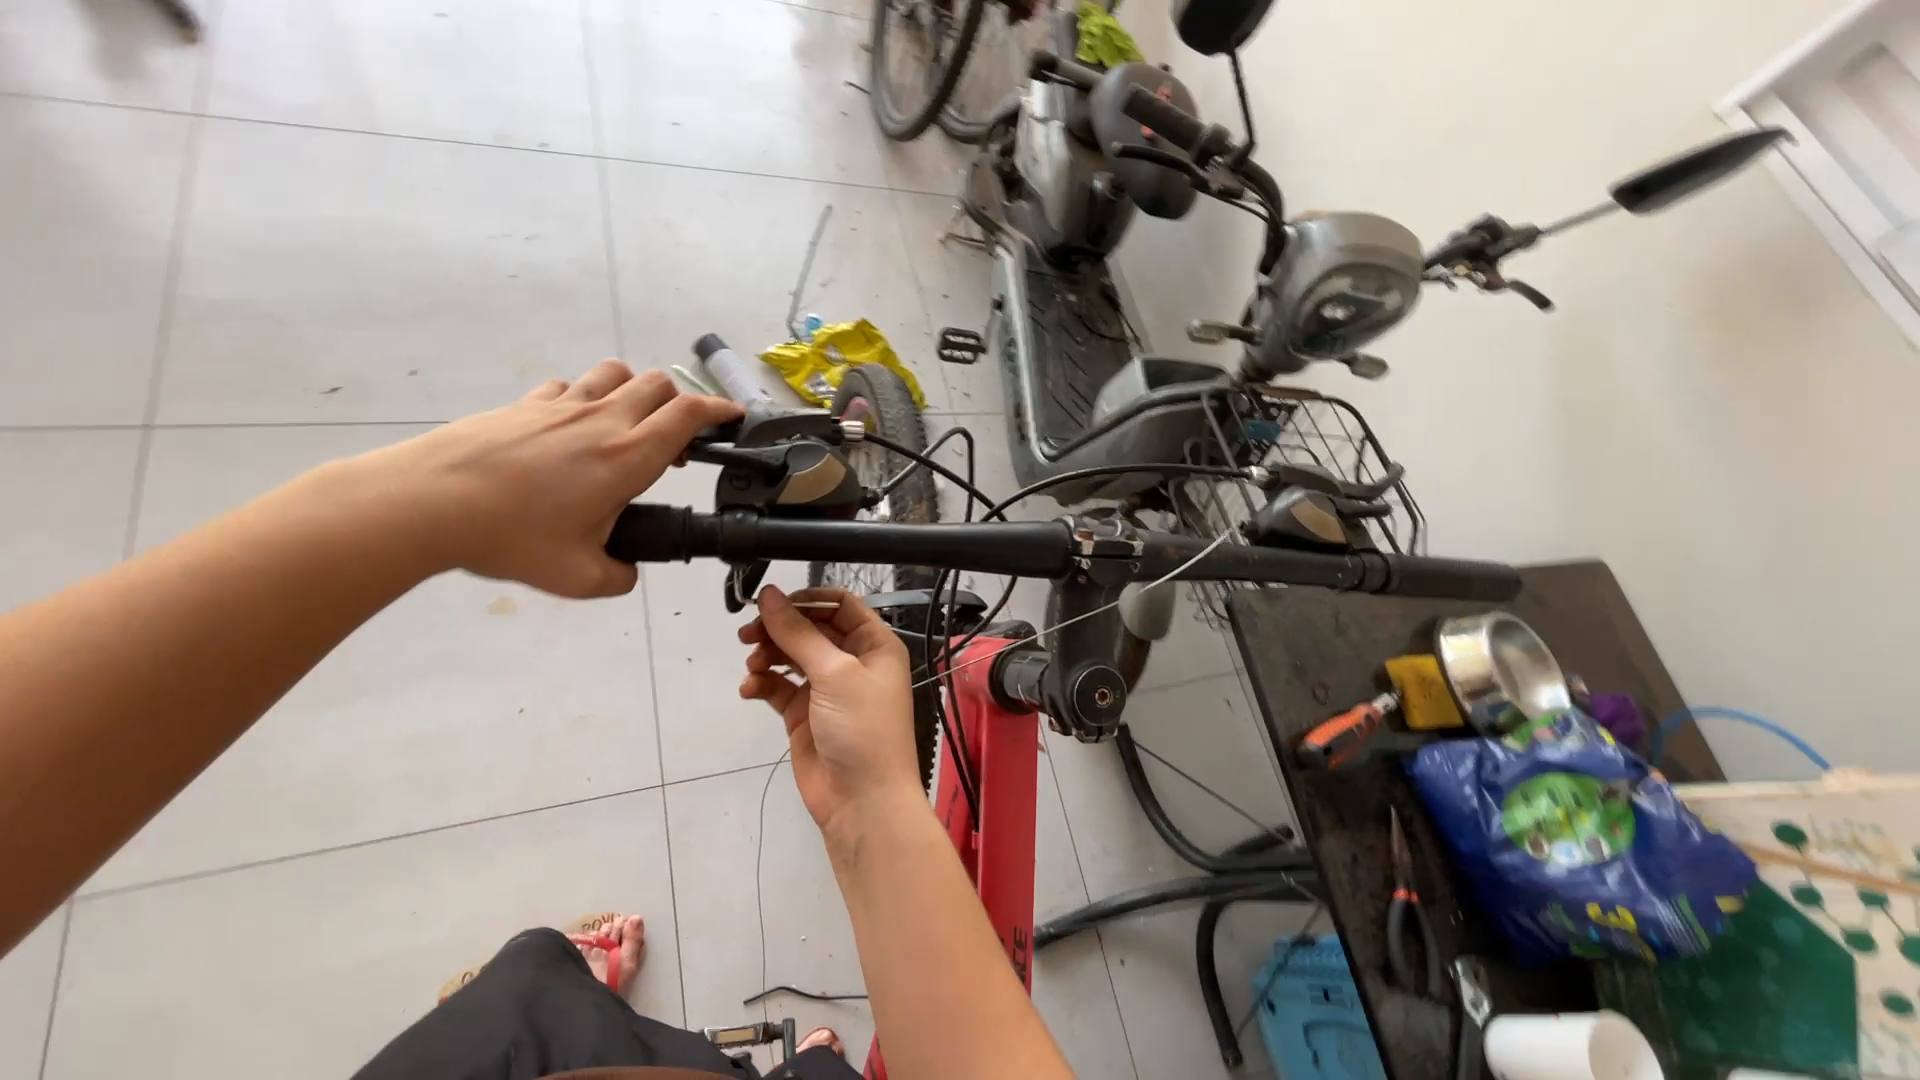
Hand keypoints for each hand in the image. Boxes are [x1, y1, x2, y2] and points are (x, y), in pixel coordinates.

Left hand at [347, 360, 741, 597]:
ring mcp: (561, 405)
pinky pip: (569, 387)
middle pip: (659, 385)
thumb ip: (618, 577)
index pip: (689, 416)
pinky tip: (571, 429)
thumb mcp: (578, 578)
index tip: (735, 417)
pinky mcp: (525, 404)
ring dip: (635, 391)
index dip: (720, 412)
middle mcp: (602, 420)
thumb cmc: (510, 538)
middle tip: (678, 439)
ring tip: (630, 423)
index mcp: (627, 457)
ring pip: (616, 373)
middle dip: (681, 404)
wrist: (428, 503)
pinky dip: (585, 398)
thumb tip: (625, 573)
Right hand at [738, 586, 921, 833]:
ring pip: (790, 655)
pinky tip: (750, 689)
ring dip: (768, 654)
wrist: (863, 801)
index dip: (807, 600)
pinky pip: (779, 687)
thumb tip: (769, 594)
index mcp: (874, 645)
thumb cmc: (863, 729)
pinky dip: (763, 683)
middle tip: (748, 634)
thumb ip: (798, 633)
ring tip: (753, 665)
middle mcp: (853, 661)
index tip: (773, 603)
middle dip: (779, 628)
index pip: (840, 605)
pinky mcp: (804, 714)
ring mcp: (827, 688)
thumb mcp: (835, 674)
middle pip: (810, 628)